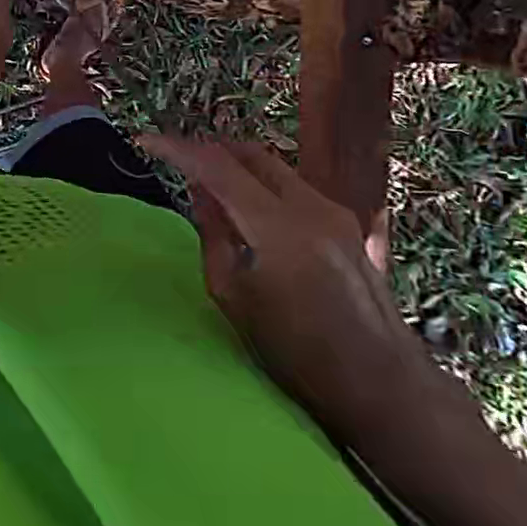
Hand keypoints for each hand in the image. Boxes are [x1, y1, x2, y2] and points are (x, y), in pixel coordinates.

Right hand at [136, 136, 426, 438]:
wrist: (381, 384)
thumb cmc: (295, 351)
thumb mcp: (233, 295)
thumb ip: (213, 234)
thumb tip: (200, 191)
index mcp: (278, 227)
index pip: (216, 166)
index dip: (176, 148)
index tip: (145, 141)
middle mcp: (310, 206)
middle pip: (249, 153)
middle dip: (207, 148)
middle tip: (174, 157)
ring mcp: (334, 212)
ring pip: (273, 166)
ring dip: (234, 165)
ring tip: (203, 180)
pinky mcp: (346, 223)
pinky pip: (291, 185)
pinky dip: (259, 182)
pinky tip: (243, 204)